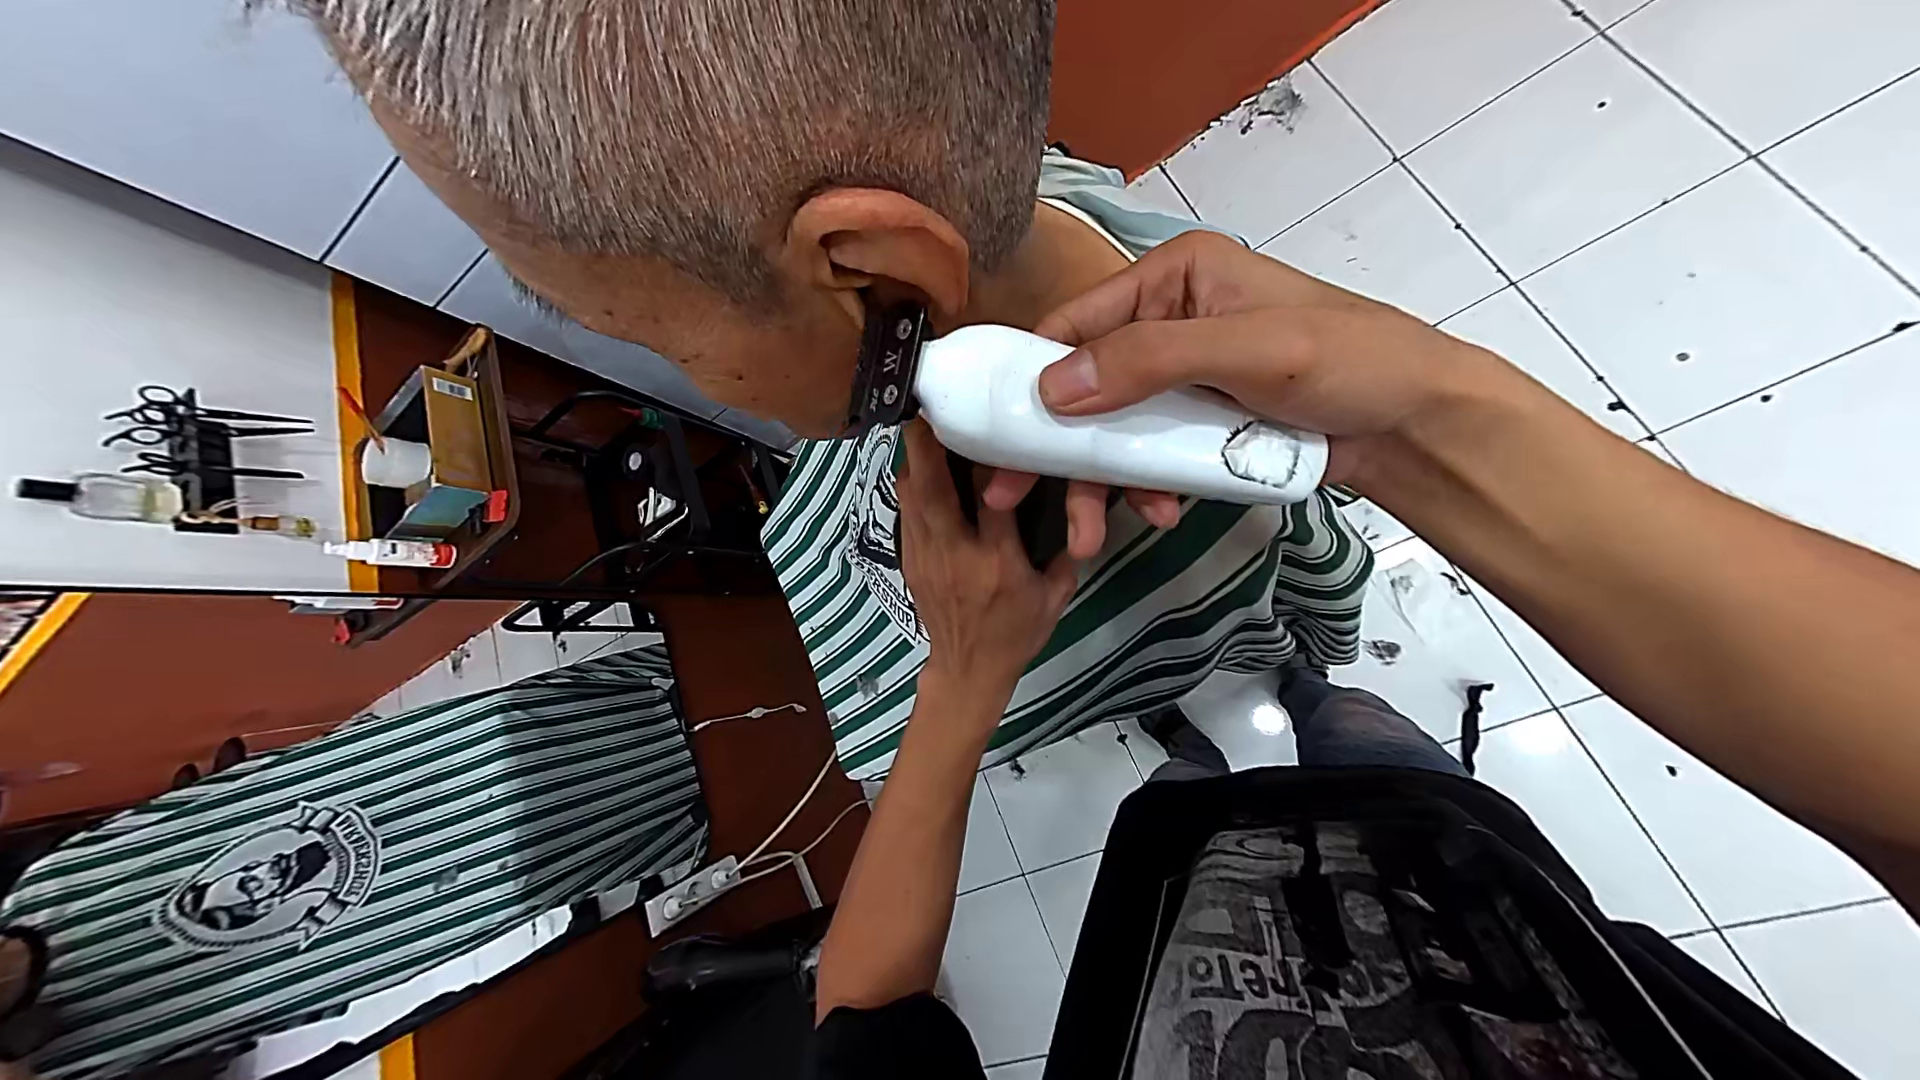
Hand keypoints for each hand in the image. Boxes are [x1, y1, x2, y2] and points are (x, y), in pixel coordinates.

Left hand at [897, 420, 1079, 702]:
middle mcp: (956, 553)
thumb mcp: (1055, 596)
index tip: (986, 421)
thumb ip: (1064, 552)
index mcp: (998, 563)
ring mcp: (926, 556)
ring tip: (921, 423)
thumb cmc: (1016, 633)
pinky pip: (905, 513)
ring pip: (910, 496)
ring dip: (913, 458)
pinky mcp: (909, 561)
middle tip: (930, 405)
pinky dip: (908, 484)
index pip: (991, 498)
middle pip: (933, 490)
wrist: (967, 669)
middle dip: (927, 444)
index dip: (985, 457)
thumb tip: (1075, 506)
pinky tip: (916, 463)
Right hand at [988, 232, 1517, 549]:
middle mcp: (1163, 324)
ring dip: (1098, 484)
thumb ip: (1147, 361)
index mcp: (1171, 279)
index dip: (1030, 375)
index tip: (997, 432)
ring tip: (1091, 536)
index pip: (1076, 322)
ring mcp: (1176, 380)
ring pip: (1109, 431)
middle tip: (1009, 497)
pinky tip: (1161, 512)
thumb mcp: (1246, 350)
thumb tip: (1049, 388)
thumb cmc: (1345, 363)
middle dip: (1055, 449)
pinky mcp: (1190, 425)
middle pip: (1082, 387)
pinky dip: (1142, 488)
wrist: (1413, 427)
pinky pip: (1145, 455)